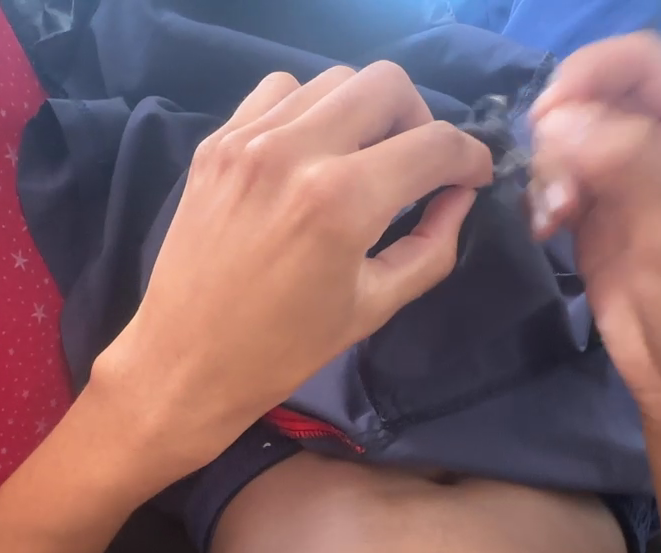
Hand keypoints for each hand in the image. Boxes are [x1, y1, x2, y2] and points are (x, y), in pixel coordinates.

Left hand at [91, 63, 493, 474]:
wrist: (187, 364)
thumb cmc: (284, 352)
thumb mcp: (372, 308)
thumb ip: (430, 247)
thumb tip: (459, 199)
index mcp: (341, 202)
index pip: (432, 144)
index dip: (468, 157)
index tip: (473, 175)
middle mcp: (295, 151)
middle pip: (387, 85)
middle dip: (421, 120)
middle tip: (418, 166)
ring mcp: (248, 141)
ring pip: (333, 80)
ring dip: (365, 112)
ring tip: (363, 161)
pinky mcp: (216, 144)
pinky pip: (279, 93)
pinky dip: (310, 112)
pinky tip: (310, 156)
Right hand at [528, 33, 660, 419]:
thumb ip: (624, 160)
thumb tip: (556, 119)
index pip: (642, 62)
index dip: (590, 73)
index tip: (545, 118)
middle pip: (597, 100)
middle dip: (562, 133)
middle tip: (551, 185)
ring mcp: (627, 186)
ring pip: (571, 145)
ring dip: (548, 173)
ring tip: (550, 218)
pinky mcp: (597, 224)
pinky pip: (559, 188)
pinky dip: (543, 201)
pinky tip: (543, 229)